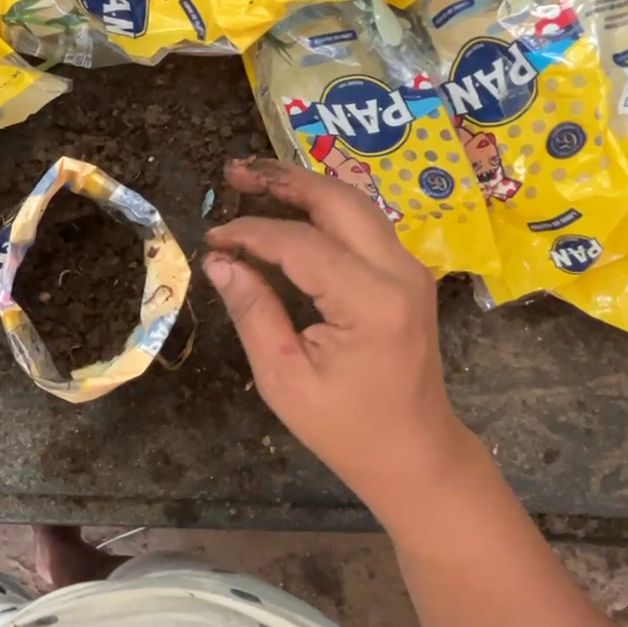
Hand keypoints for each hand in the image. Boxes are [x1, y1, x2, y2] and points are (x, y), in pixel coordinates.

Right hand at [204, 158, 476, 511]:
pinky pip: (361, 224)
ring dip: (303, 186)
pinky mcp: (405, 275)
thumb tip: (218, 262)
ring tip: (254, 178)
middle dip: (283, 179)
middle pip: (339, 201)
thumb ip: (253, 311)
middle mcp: (399, 273)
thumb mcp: (283, 377)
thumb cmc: (345, 427)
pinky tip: (288, 206)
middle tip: (234, 173)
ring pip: (354, 204)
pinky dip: (321, 208)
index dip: (250, 234)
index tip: (212, 239)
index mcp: (371, 303)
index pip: (300, 244)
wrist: (415, 454)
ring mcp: (409, 270)